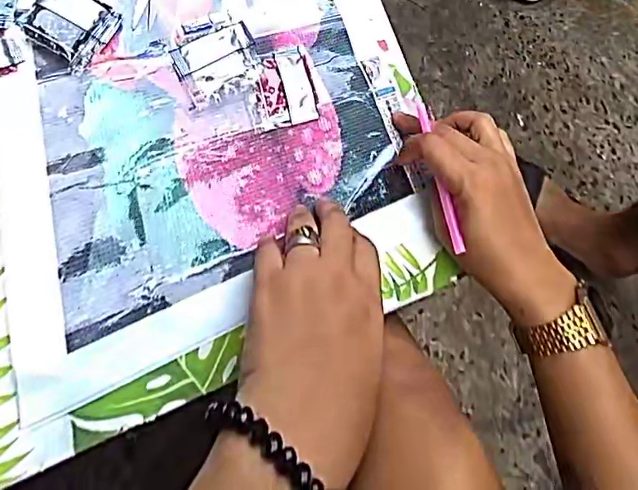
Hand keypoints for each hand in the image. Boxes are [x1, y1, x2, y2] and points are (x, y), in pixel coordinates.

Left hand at [235, 201, 385, 488]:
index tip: (346, 235)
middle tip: (321, 209)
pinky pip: (268, 246)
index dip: (354, 236)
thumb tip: (351, 306)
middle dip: (328, 213)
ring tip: (294, 218)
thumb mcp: (369, 358)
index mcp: (369, 300)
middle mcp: (338, 278)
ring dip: (298, 221)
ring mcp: (302, 275)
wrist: (297, 428)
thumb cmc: (340, 413)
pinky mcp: (268, 283)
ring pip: (301, 226)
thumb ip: (362, 318)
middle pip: (337, 225)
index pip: (366, 247)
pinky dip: (269, 244)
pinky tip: (268, 247)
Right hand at [394, 112, 576, 328]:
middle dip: (422, 133)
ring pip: (474, 120)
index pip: (431, 143)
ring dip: (451, 123)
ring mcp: (504, 161)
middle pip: (446, 129)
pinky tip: (465, 143)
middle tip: (409, 145)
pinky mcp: (513, 165)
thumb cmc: (487, 259)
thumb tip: (429, 174)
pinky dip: (475, 130)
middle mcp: (488, 162)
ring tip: (437, 135)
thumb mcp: (446, 229)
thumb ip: (434, 193)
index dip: (410, 147)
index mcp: (470, 179)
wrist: (529, 271)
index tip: (402, 160)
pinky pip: (494, 132)